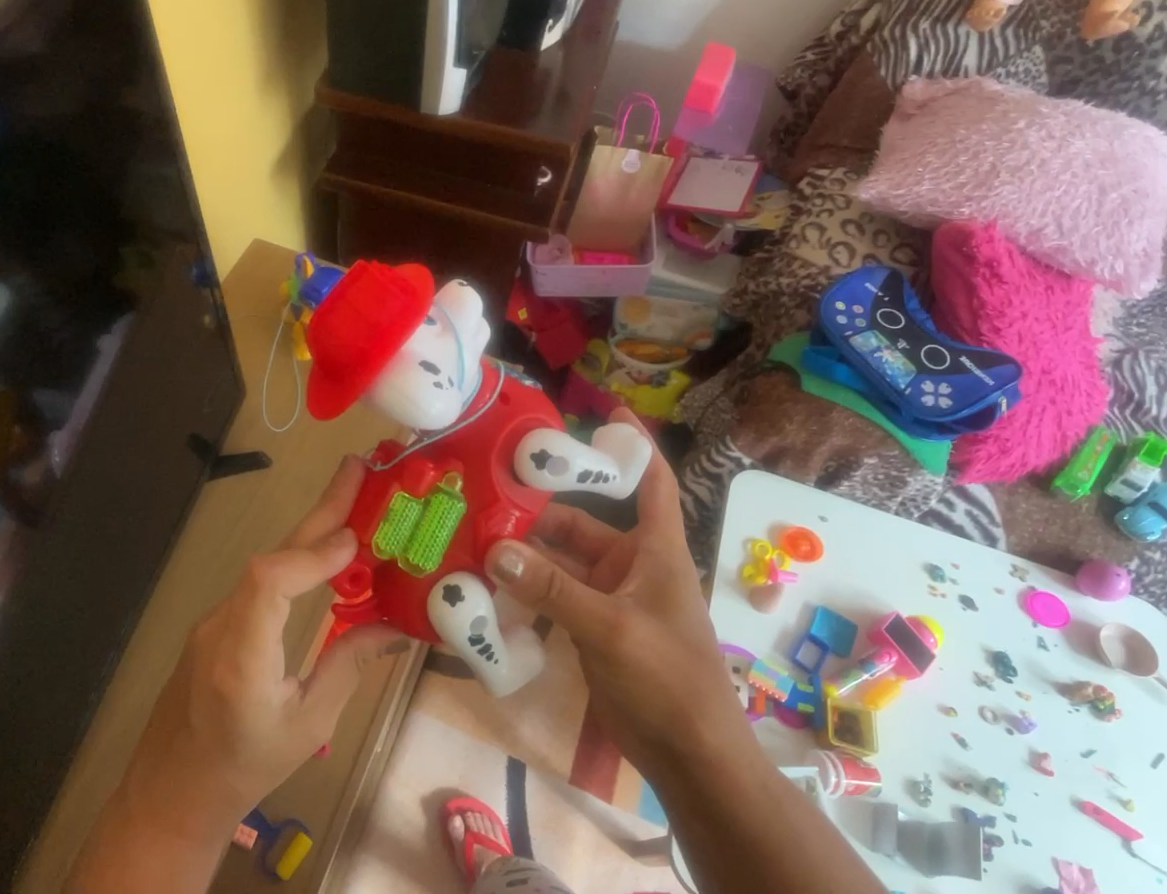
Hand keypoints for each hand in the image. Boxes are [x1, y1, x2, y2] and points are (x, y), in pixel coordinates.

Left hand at [116, 457, 403, 834]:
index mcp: (243, 659)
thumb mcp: (309, 726)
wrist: (173, 788)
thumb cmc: (245, 767)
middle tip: (358, 469)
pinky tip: (326, 553)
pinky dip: (298, 561)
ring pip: (267, 565)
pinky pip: (260, 582)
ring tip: (354, 500)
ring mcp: (214, 620)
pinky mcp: (216, 623)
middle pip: (272, 556)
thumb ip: (348, 667)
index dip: (310, 554)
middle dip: (319, 512)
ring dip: (311, 532)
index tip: (352, 540)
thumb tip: (395, 625)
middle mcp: (223, 627)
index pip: (268, 582)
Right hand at [484, 410, 749, 778]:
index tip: (606, 413)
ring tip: (476, 540)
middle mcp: (632, 566)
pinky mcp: (593, 629)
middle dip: (540, 511)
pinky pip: (555, 597)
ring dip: (526, 555)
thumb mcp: (610, 628)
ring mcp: (610, 599)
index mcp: (655, 551)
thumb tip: (497, 551)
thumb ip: (553, 590)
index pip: (651, 482)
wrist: (689, 753)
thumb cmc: (667, 677)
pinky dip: (528, 591)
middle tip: (489, 496)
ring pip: (562, 562)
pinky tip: (491, 588)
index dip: (634, 445)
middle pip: (583, 522)